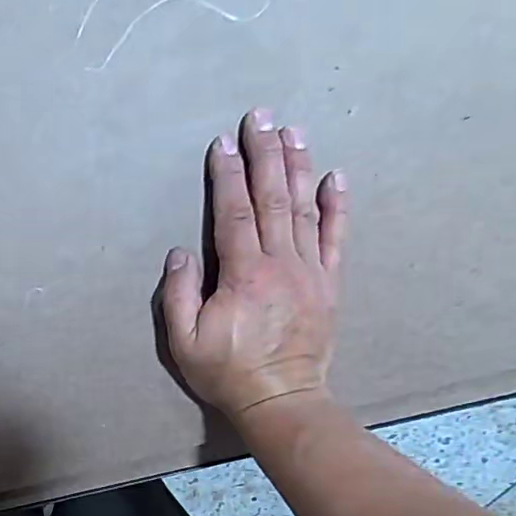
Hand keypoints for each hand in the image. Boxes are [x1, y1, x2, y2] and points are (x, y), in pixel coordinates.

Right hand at [159, 108, 348, 418]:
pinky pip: (335, 236)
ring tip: (292, 131)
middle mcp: (280, 263)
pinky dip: (336, 204)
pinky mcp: (328, 284)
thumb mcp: (184, 343)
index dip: (228, 176)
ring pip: (304, 207)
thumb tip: (181, 253)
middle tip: (260, 116)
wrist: (280, 399)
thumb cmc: (227, 373)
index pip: (234, 213)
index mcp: (243, 274)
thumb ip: (179, 295)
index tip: (223, 143)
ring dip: (297, 166)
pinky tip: (334, 176)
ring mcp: (309, 271)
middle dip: (264, 154)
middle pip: (272, 198)